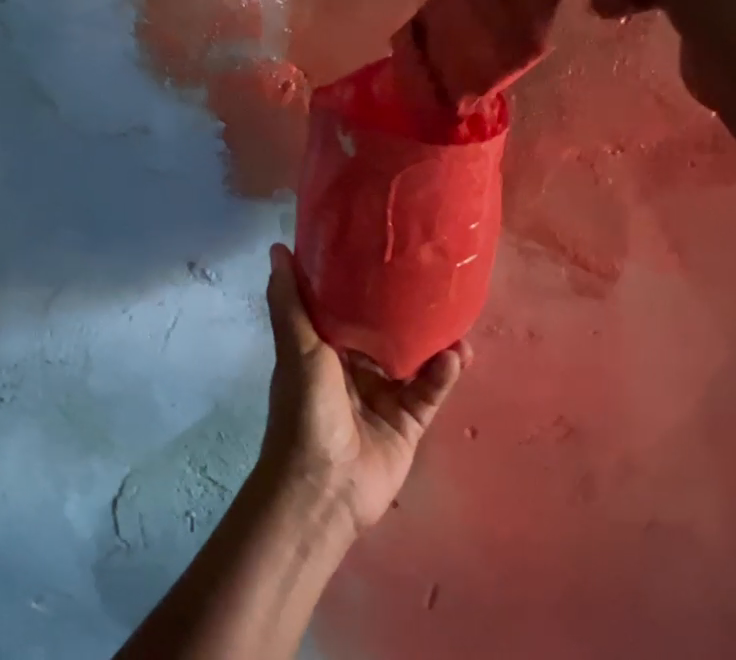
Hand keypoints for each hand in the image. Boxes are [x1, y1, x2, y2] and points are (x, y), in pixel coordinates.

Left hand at [258, 244, 468, 534]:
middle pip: (385, 332)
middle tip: (435, 279)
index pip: (344, 307)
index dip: (362, 281)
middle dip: (408, 310)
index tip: (386, 250)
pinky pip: (430, 391)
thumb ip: (289, 301)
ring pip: (414, 360)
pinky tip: (458, 355)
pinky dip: (443, 374)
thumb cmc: (305, 410)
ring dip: (435, 340)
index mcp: (322, 350)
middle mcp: (353, 370)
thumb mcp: (296, 348)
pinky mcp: (408, 422)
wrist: (323, 487)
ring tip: (457, 317)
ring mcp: (382, 397)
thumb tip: (277, 248)